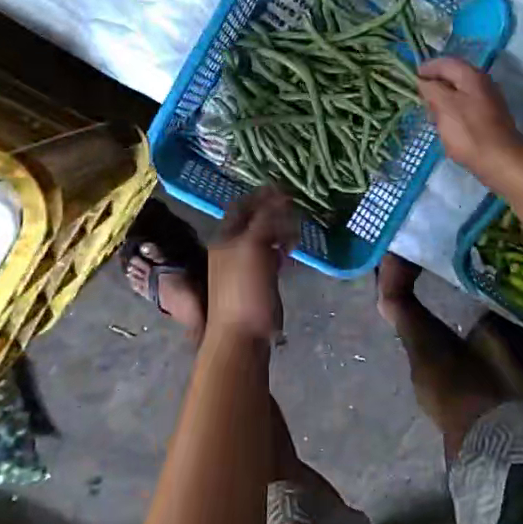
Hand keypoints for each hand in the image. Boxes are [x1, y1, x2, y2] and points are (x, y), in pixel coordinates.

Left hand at [206, 186, 297, 344]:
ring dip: (279, 230)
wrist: (241, 335)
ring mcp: (244, 266)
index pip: (243, 206)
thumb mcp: (254, 246)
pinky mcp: (257, 282)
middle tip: (296, 206)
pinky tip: (292, 251)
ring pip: (263, 238)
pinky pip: (269, 257)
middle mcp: (232, 248)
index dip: (261, 195)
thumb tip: (280, 195)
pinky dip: (281, 249)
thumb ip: (266, 219)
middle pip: (253, 221)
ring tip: (296, 228)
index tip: (285, 188)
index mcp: (226, 237)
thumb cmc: (245, 289)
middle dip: (273, 211)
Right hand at [417, 57, 522, 184]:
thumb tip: (423, 80)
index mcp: (472, 76)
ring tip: (431, 114)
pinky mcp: (490, 118)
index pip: (445, 62)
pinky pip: (467, 108)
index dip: (427, 68)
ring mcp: (489, 101)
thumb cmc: (469, 132)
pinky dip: (454, 112)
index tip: (412, 79)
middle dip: (435, 85)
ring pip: (460, 93)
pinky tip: (448, 126)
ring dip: (444, 100)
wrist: (501, 161)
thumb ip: (431, 89)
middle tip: (421, 98)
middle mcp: (483, 83)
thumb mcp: (444, 106)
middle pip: (454, 77)